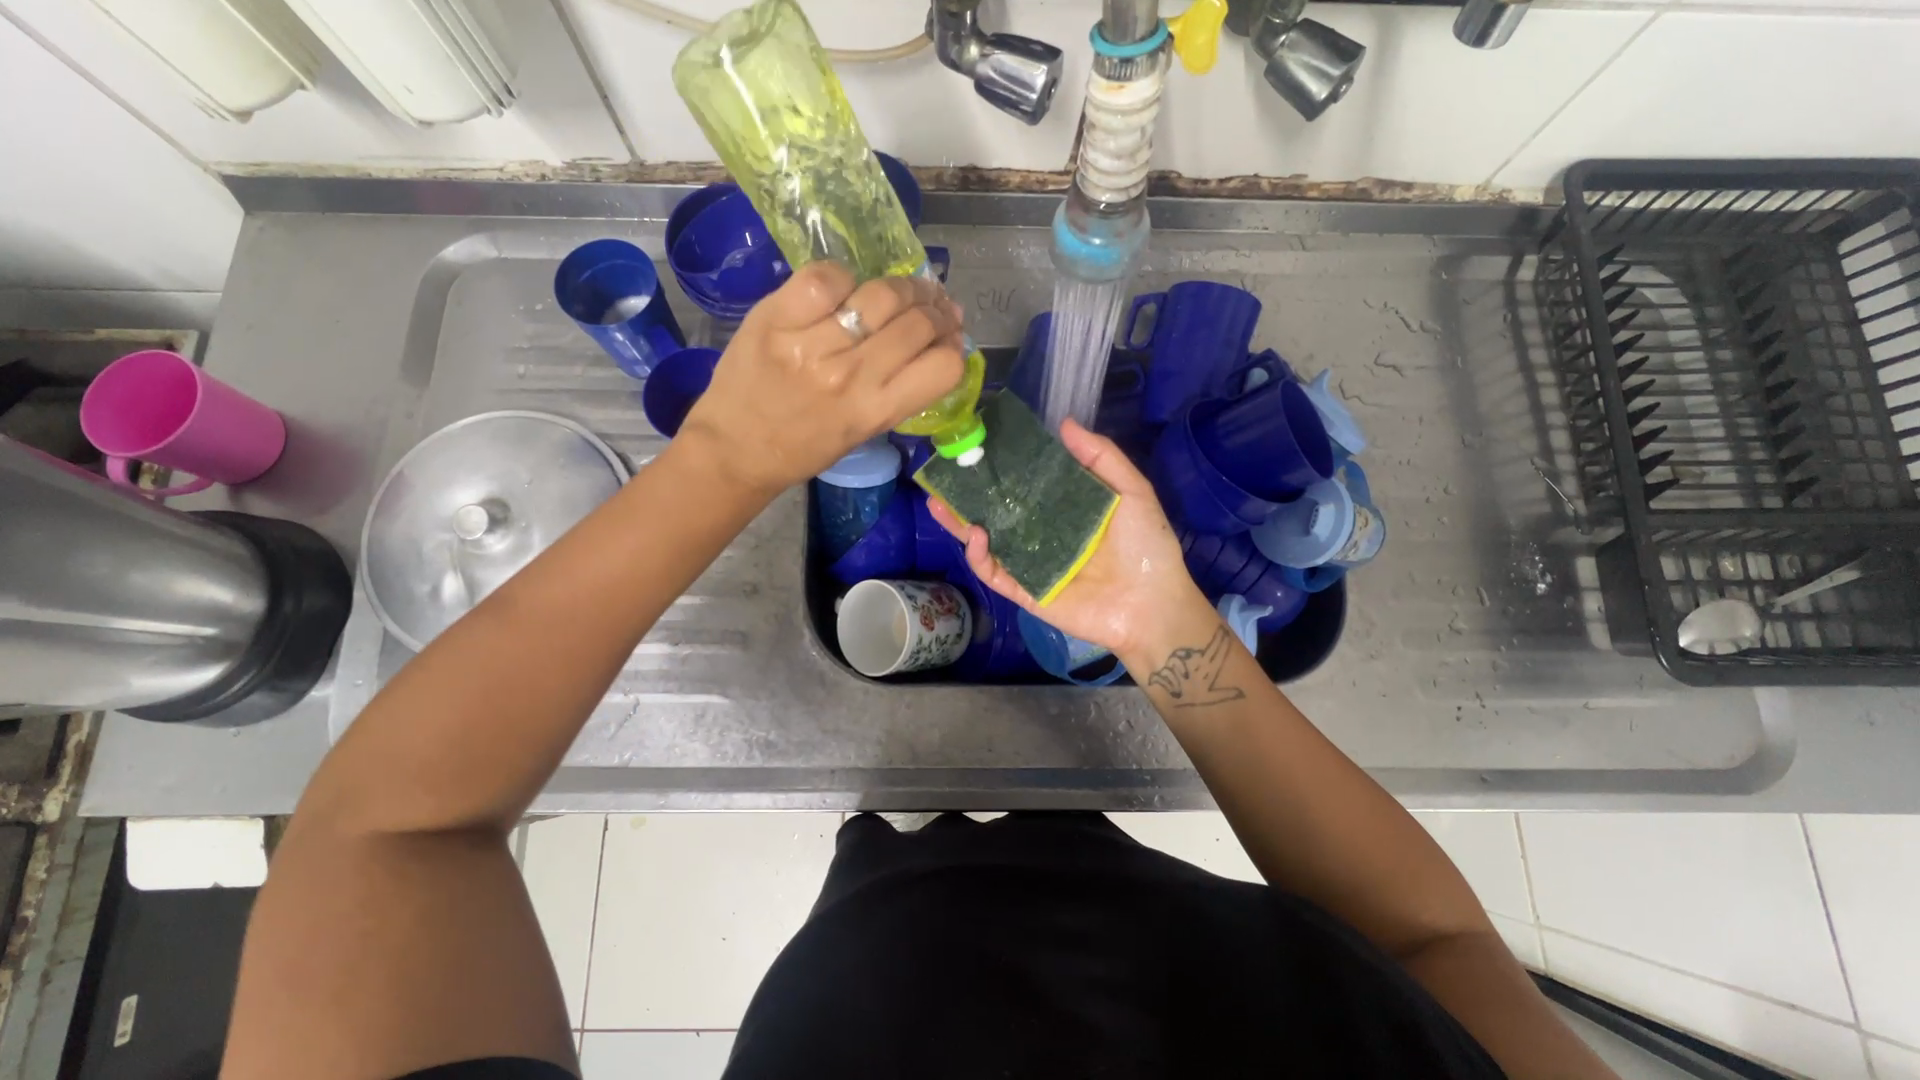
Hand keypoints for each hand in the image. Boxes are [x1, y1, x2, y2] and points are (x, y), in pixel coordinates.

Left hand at [678, 262, 966, 497]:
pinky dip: (843, 277)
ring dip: (902, 287)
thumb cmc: (804, 447)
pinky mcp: (775, 318)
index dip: (954, 344)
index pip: (943, 367)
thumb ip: (899, 389)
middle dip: (934, 309)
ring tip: (903, 289)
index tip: (951, 336)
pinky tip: (845, 289)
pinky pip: (826, 278)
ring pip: (879, 296)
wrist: (734, 450)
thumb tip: (937, 341)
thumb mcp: (864, 431)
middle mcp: (849, 377)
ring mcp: (810, 344)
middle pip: (916, 324)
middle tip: (933, 305)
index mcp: (874, 411)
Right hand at [929, 419, 1212, 660]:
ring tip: (938, 500)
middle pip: (998, 511)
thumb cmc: (1147, 547)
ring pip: (986, 542)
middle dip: (969, 494)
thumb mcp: (1132, 491)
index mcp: (1066, 509)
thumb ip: (1101, 457)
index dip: (1004, 466)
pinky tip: (975, 534)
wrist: (1152, 605)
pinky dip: (979, 555)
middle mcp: (1043, 534)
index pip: (1027, 484)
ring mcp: (1031, 563)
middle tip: (944, 473)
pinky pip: (993, 573)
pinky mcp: (1024, 591)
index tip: (981, 444)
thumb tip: (1064, 424)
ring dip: (960, 523)